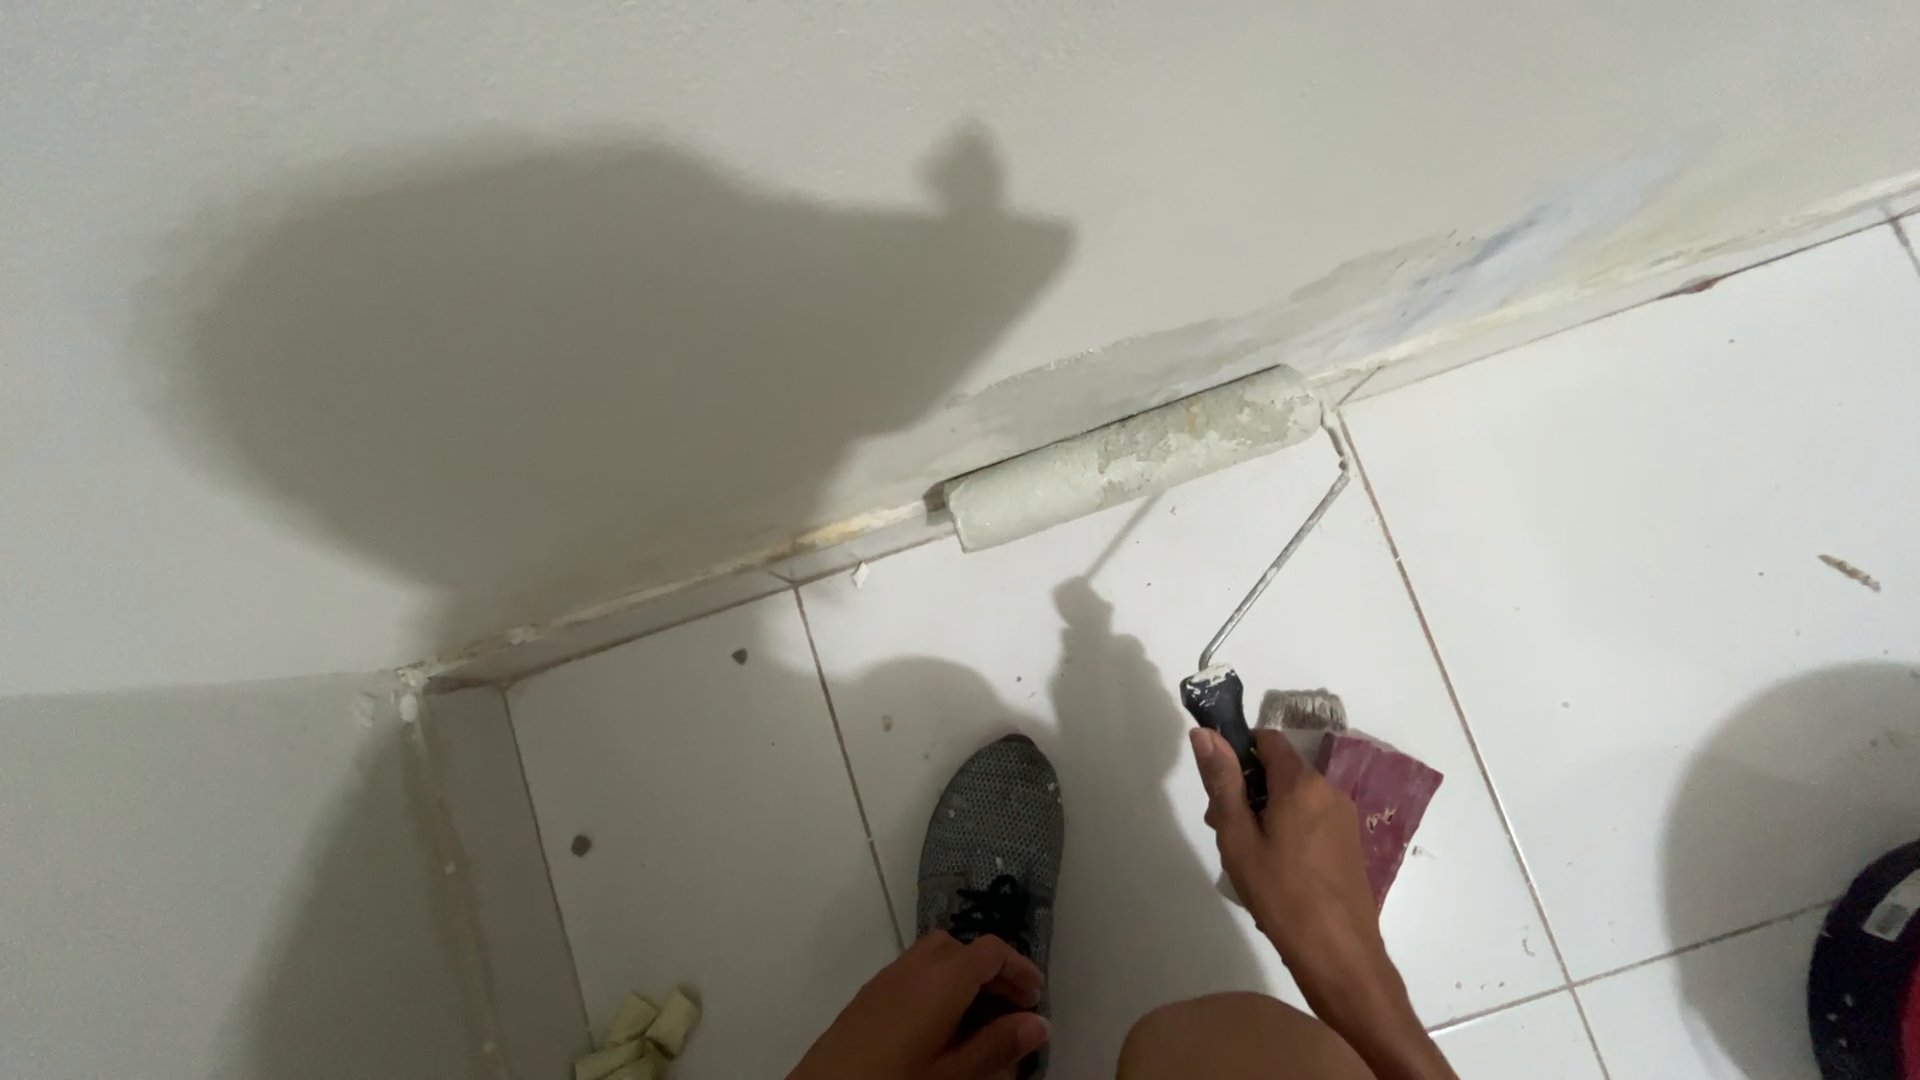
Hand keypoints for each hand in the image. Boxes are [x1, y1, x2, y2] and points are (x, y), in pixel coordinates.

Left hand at [788, 930, 1050, 1079]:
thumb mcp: (953, 1076)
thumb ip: (996, 1047)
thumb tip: (1040, 1023)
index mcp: (941, 978)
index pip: (991, 950)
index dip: (1020, 967)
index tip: (1038, 997)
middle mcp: (915, 964)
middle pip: (964, 948)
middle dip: (994, 972)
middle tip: (1015, 1011)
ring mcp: (888, 976)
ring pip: (938, 956)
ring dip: (966, 976)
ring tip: (982, 1020)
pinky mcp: (871, 993)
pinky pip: (916, 971)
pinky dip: (940, 984)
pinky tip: (942, 1026)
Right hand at [1188, 728, 1392, 1008]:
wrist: (1341, 958)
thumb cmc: (1281, 894)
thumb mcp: (1238, 836)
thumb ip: (1222, 781)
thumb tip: (1205, 733)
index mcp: (1301, 783)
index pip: (1266, 739)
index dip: (1237, 752)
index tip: (1218, 786)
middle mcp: (1329, 790)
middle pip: (1278, 770)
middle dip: (1247, 788)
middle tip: (1225, 830)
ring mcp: (1344, 819)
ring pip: (1294, 796)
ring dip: (1266, 811)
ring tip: (1247, 855)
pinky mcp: (1350, 844)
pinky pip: (1311, 818)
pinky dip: (1288, 828)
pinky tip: (1275, 868)